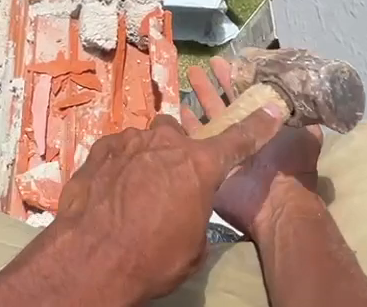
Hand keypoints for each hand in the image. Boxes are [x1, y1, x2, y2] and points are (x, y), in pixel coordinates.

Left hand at [52, 106, 283, 301]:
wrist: (94, 254)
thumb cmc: (154, 257)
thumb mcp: (193, 244)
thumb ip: (197, 210)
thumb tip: (188, 205)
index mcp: (199, 165)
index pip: (237, 140)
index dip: (256, 127)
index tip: (272, 110)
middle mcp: (167, 141)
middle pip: (180, 135)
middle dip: (178, 153)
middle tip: (170, 183)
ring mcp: (131, 139)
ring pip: (147, 139)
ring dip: (147, 159)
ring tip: (135, 192)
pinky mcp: (101, 145)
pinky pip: (119, 149)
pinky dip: (120, 165)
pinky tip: (112, 190)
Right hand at [184, 57, 324, 238]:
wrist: (274, 202)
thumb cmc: (289, 165)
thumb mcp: (305, 134)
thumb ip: (301, 114)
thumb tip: (302, 93)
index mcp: (263, 125)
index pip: (247, 96)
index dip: (236, 78)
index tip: (225, 61)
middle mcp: (243, 134)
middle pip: (224, 103)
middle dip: (213, 83)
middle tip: (201, 63)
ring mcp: (225, 147)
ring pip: (208, 116)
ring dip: (199, 96)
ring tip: (189, 75)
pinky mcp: (209, 160)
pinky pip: (194, 139)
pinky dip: (185, 124)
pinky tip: (176, 108)